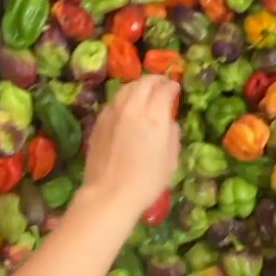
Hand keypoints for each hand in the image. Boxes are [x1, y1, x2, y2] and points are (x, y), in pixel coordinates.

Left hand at [80, 76, 179, 218]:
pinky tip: (127, 107)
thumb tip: (168, 121)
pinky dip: (124, 98)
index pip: (164, 89)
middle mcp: (132, 108)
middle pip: (144, 83)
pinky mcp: (99, 121)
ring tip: (144, 93)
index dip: (172, 86)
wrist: (109, 194)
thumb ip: (172, 134)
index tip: (175, 88)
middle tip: (162, 85)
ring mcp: (112, 113)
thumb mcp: (171, 160)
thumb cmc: (146, 182)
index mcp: (154, 116)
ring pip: (126, 88)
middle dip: (155, 81)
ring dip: (138, 86)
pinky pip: (114, 101)